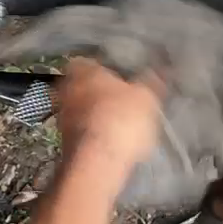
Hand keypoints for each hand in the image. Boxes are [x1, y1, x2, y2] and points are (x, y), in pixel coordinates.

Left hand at [51, 58, 159, 176]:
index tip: (120, 76)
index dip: (103, 67)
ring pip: (82, 109)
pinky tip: (113, 141)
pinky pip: (83, 130)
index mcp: (83, 71)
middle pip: (83, 85)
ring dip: (96, 114)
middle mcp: (66, 90)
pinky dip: (95, 133)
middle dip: (100, 92)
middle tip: (122, 99)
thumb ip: (151, 80)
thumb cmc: (122, 119)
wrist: (98, 163)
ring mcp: (63, 117)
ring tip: (121, 123)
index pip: (87, 60)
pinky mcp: (65, 141)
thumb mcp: (147, 96)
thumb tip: (159, 70)